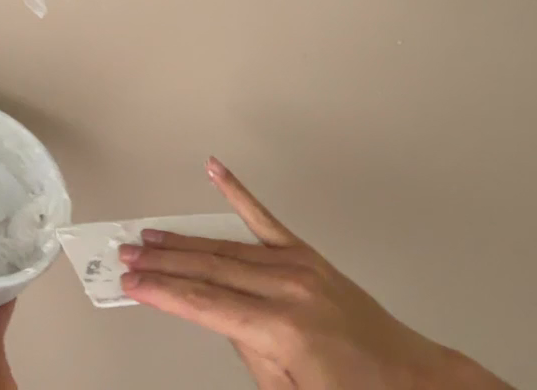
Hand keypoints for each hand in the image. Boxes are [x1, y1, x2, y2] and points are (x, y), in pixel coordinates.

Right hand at [120, 158, 511, 389]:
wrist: (412, 382)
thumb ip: (249, 354)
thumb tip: (219, 316)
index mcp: (280, 330)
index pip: (204, 304)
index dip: (162, 292)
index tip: (130, 284)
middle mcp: (286, 288)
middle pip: (207, 270)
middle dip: (161, 264)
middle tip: (124, 256)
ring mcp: (297, 266)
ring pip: (225, 247)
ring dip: (182, 241)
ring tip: (146, 237)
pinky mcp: (307, 255)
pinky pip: (265, 219)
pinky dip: (237, 192)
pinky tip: (214, 168)